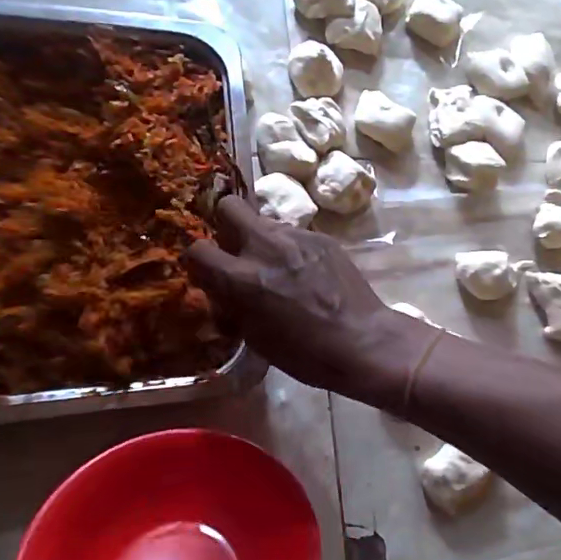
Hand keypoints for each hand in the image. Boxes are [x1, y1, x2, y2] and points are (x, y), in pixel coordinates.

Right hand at [185, 196, 430, 405]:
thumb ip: (232, 303)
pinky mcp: (322, 238)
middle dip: (225, 224)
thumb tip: (223, 291)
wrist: (363, 342)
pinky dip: (290, 249)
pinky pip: (293, 233)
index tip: (208, 274)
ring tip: (278, 268)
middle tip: (236, 250)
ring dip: (261, 239)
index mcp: (242, 278)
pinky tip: (306, 274)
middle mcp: (265, 247)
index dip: (199, 262)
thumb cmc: (304, 353)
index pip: (197, 249)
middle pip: (228, 206)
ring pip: (264, 220)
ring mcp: (296, 237)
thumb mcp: (254, 336)